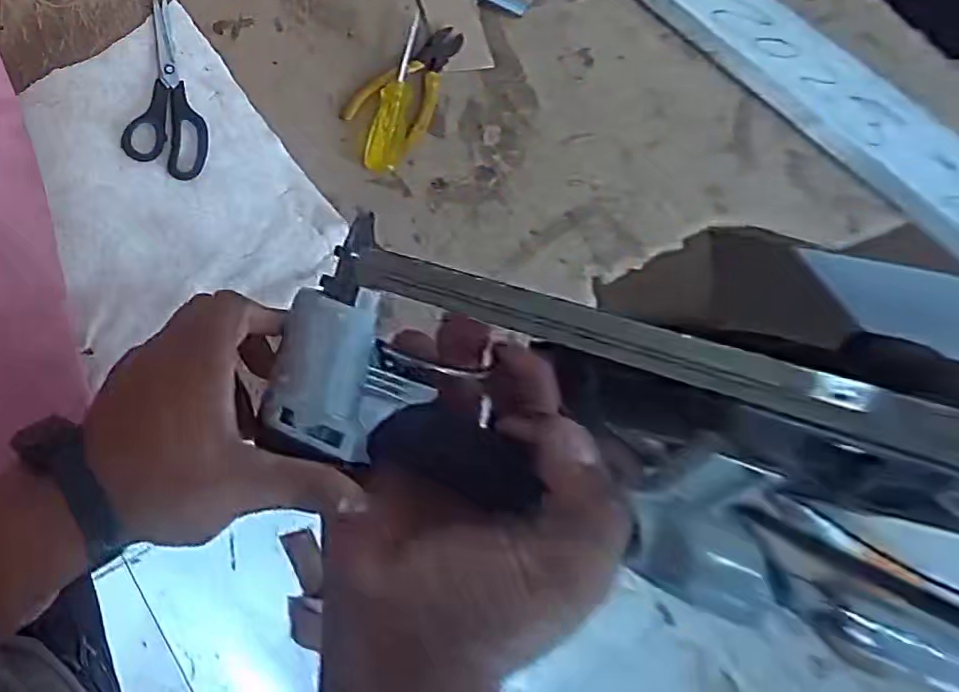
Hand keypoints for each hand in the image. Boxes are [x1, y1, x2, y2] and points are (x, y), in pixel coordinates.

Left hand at [83, 291, 365, 546]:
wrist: (91, 496)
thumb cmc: (170, 481)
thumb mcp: (244, 485)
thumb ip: (303, 482)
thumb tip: (359, 497)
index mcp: (196, 356)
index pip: (232, 307)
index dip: (267, 318)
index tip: (295, 349)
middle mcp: (167, 347)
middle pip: (211, 317)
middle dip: (249, 340)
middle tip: (275, 379)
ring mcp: (142, 362)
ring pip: (189, 338)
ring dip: (224, 362)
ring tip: (250, 417)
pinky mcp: (128, 381)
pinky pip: (170, 360)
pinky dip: (197, 376)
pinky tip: (212, 429)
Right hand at [319, 316, 629, 691]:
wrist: (398, 630)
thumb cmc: (489, 605)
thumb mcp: (565, 568)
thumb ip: (587, 503)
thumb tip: (562, 426)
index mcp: (529, 491)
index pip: (539, 424)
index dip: (533, 389)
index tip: (514, 360)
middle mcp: (477, 466)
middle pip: (482, 399)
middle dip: (478, 358)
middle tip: (463, 329)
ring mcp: (420, 457)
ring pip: (428, 394)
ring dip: (427, 361)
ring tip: (418, 338)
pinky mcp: (371, 453)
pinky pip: (376, 406)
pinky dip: (376, 377)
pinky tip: (374, 358)